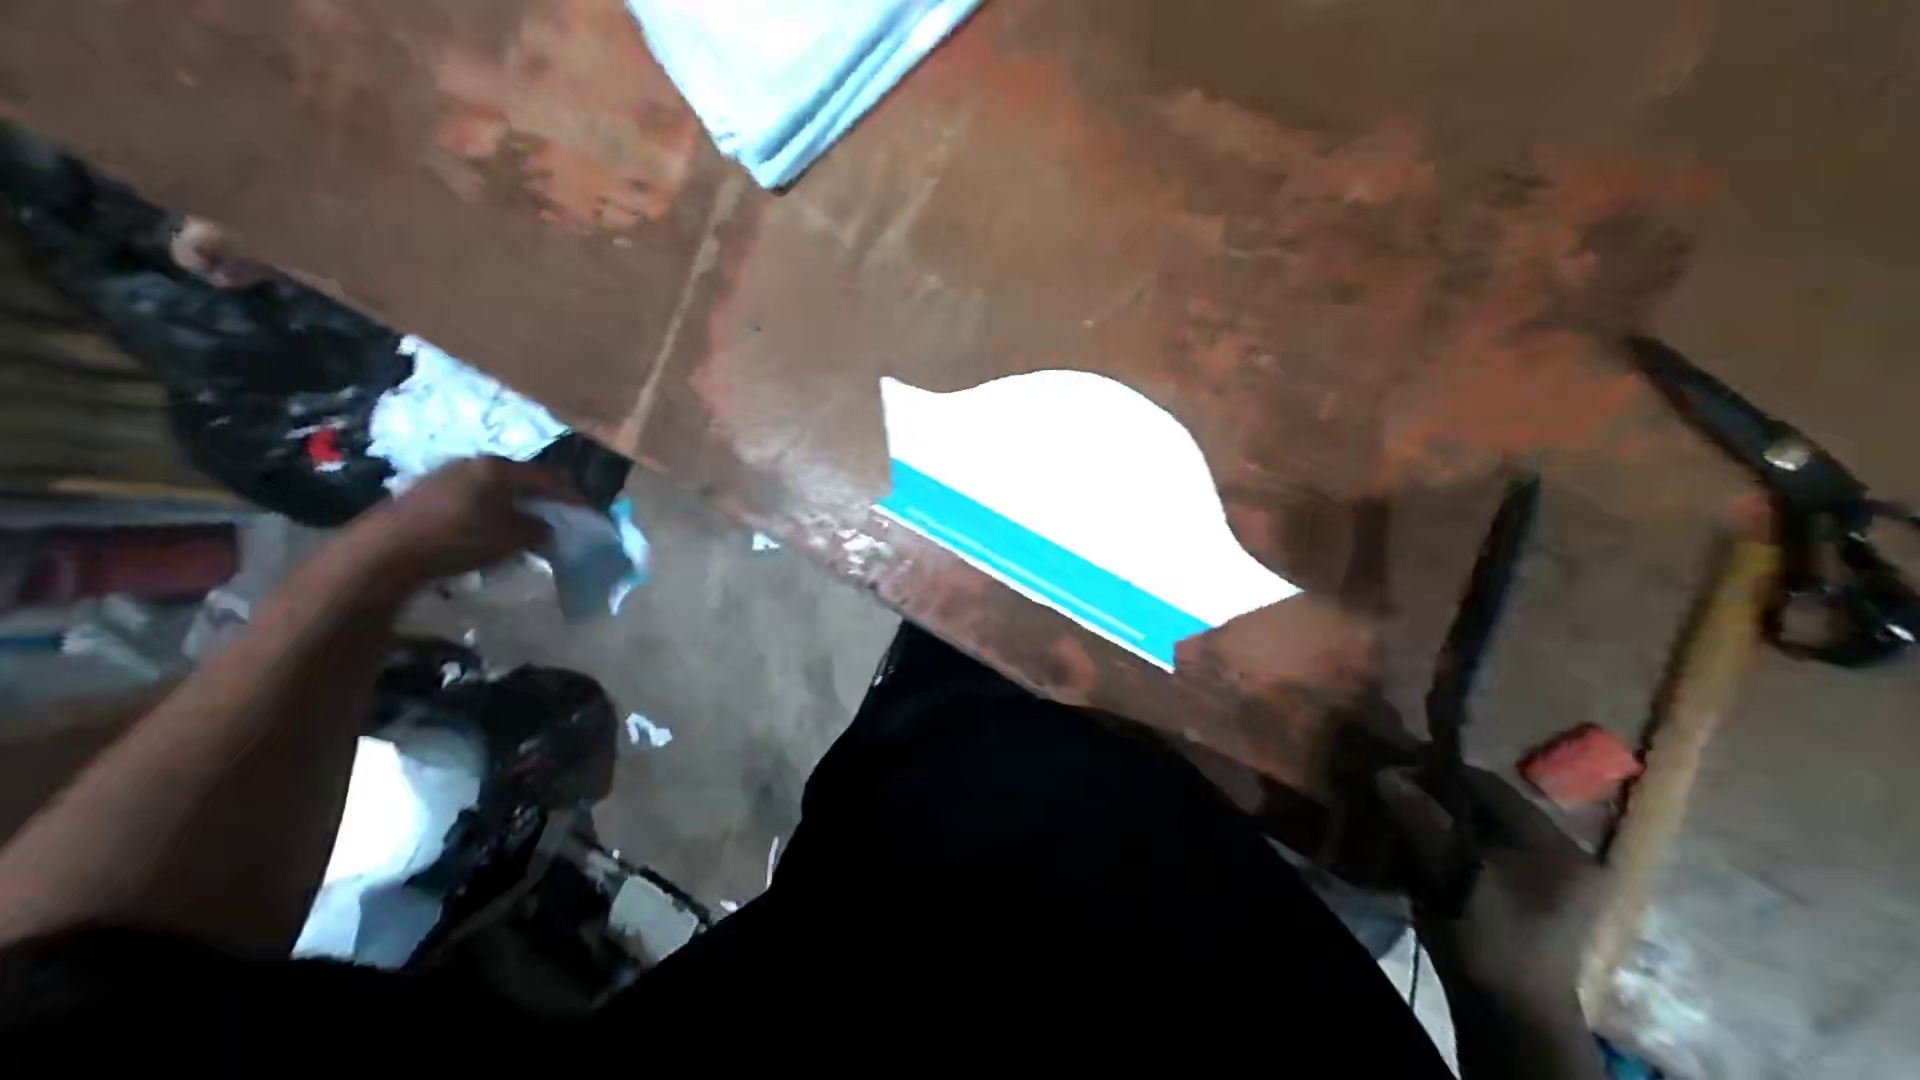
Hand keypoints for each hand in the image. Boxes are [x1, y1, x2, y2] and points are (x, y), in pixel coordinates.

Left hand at [348, 456, 583, 581]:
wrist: (387, 552)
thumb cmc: (460, 538)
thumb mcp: (513, 537)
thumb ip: (539, 529)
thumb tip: (547, 527)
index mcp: (499, 467)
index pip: (550, 478)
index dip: (574, 496)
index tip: (590, 513)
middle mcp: (474, 463)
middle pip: (523, 480)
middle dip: (546, 500)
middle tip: (563, 519)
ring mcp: (447, 476)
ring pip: (498, 490)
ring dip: (519, 507)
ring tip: (532, 528)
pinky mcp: (428, 495)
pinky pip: (477, 499)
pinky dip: (495, 513)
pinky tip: (497, 531)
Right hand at [1377, 766, 1602, 1003]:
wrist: (1510, 1015)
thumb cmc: (1492, 941)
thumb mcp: (1455, 876)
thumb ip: (1423, 821)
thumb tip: (1385, 773)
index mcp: (1555, 845)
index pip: (1489, 787)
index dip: (1437, 773)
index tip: (1393, 770)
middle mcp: (1555, 852)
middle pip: (1482, 806)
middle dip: (1434, 798)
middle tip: (1391, 795)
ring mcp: (1540, 875)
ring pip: (1476, 827)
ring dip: (1436, 821)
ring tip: (1398, 821)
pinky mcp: (1520, 893)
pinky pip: (1477, 850)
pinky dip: (1445, 844)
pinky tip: (1419, 852)